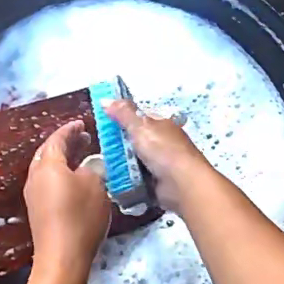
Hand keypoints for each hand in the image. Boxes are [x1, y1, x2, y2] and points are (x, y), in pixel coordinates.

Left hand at [23, 120, 110, 273]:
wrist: (62, 258)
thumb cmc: (80, 217)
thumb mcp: (95, 186)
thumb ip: (93, 168)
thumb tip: (92, 163)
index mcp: (47, 165)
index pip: (56, 139)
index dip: (70, 130)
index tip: (82, 123)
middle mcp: (35, 177)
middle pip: (48, 153)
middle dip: (65, 144)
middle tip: (84, 139)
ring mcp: (34, 196)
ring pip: (47, 169)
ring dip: (63, 160)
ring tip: (83, 158)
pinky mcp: (38, 212)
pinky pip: (48, 184)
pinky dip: (61, 175)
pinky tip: (76, 182)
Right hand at [102, 100, 217, 213]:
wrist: (182, 184)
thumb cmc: (163, 150)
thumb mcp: (141, 127)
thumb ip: (123, 113)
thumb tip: (105, 98)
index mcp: (161, 124)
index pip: (139, 117)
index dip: (122, 117)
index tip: (103, 121)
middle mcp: (162, 142)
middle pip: (134, 140)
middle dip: (118, 144)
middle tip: (100, 146)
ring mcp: (159, 163)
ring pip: (133, 160)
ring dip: (120, 163)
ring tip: (101, 164)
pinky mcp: (156, 182)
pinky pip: (135, 178)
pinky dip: (125, 179)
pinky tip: (112, 179)